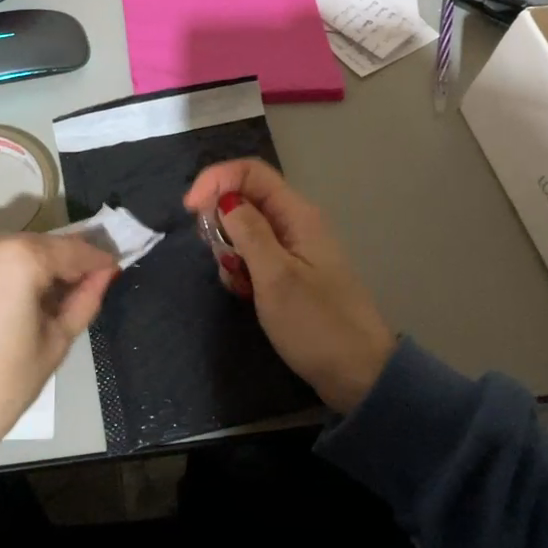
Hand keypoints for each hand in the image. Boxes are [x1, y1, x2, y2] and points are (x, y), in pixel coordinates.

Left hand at [0, 233, 116, 526]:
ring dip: (13, 270)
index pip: (70, 249)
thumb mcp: (54, 345)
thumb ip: (84, 300)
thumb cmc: (0, 389)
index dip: (94, 261)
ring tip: (16, 307)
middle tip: (64, 295)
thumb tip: (104, 273)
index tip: (108, 269)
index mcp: (20, 259)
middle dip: (51, 266)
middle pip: (31, 246)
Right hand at [185, 159, 395, 413]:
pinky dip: (241, 270)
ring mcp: (294, 249)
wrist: (358, 375)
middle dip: (220, 221)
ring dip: (230, 250)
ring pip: (245, 230)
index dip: (215, 180)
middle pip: (245, 198)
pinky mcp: (290, 274)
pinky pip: (255, 257)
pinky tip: (245, 294)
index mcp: (297, 214)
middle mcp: (296, 223)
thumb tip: (224, 199)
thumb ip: (247, 232)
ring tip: (238, 283)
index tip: (188, 210)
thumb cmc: (316, 324)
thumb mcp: (275, 276)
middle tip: (218, 256)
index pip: (250, 172)